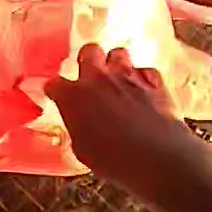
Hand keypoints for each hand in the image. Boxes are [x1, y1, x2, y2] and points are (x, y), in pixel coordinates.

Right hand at [45, 43, 211, 196]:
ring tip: (117, 80)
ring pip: (118, 53)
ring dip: (115, 64)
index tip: (59, 97)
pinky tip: (143, 93)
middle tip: (90, 77)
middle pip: (89, 51)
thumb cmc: (113, 160)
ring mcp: (128, 76)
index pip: (55, 83)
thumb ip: (78, 127)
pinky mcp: (154, 80)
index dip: (56, 90)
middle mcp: (99, 78)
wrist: (156, 157)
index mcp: (74, 96)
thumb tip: (81, 123)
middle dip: (88, 60)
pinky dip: (142, 79)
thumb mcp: (82, 149)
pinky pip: (145, 71)